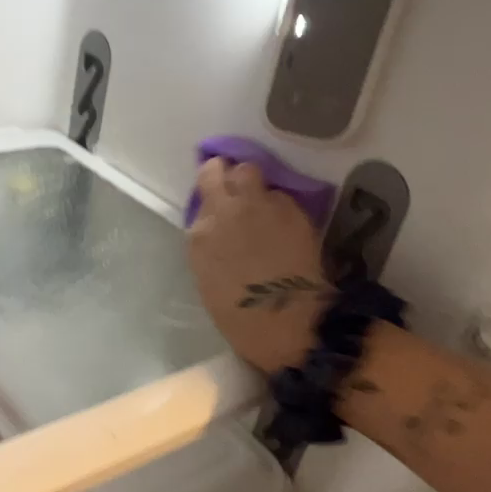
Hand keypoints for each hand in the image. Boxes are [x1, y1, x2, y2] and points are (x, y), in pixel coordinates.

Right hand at [186, 157, 328, 372]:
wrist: (280, 322)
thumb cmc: (237, 313)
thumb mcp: (207, 273)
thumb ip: (209, 239)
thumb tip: (217, 222)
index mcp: (200, 232)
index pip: (203, 187)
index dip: (213, 187)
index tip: (219, 196)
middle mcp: (226, 209)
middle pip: (226, 169)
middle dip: (232, 175)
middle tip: (240, 189)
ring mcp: (260, 206)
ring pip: (254, 174)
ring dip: (256, 186)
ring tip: (264, 206)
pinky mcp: (291, 210)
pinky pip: (281, 196)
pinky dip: (281, 206)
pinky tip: (286, 226)